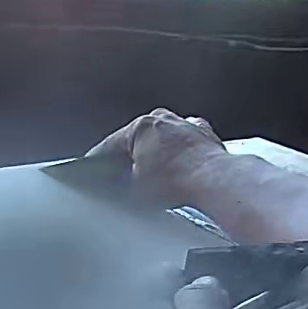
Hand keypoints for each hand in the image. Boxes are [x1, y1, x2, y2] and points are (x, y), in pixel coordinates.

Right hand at [87, 109, 227, 204]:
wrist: (215, 184)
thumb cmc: (176, 181)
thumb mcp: (131, 188)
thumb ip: (117, 182)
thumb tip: (113, 185)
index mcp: (141, 126)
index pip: (109, 146)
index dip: (97, 163)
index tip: (91, 170)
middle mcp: (165, 120)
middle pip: (136, 141)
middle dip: (128, 159)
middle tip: (121, 178)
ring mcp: (188, 127)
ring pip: (161, 142)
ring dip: (154, 157)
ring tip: (150, 179)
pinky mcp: (207, 140)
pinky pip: (183, 149)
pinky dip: (177, 160)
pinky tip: (174, 176)